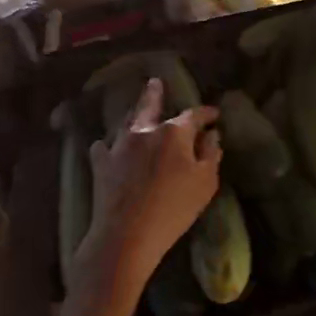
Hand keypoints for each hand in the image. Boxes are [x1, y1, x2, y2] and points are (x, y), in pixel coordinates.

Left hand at [74, 79, 220, 308]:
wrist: (127, 234)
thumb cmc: (174, 208)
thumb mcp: (205, 183)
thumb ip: (211, 154)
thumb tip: (212, 134)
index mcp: (173, 133)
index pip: (193, 115)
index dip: (205, 113)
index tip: (214, 114)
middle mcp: (144, 131)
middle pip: (150, 106)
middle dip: (155, 93)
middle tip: (155, 81)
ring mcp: (119, 146)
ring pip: (126, 122)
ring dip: (133, 115)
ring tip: (134, 110)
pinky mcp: (100, 164)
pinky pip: (103, 147)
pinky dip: (109, 145)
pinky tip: (109, 147)